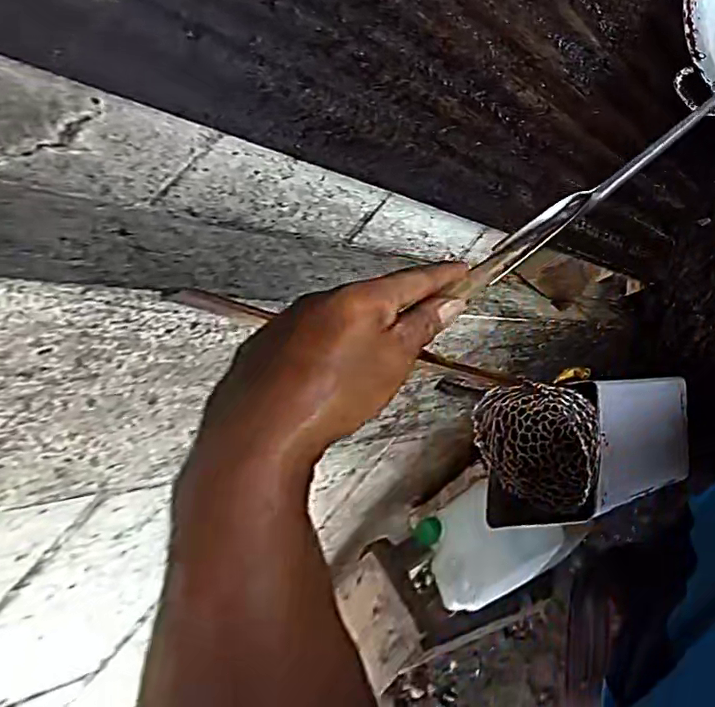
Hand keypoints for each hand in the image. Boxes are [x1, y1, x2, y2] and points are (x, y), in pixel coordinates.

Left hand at [191, 264, 469, 476]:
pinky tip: (339, 369)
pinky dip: (334, 342)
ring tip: (384, 352)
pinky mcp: (262, 350)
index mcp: (358, 298)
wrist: (255, 443)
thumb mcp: (397, 358)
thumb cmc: (326, 401)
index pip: (415, 278)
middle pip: (377, 294)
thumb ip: (425, 324)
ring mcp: (286, 325)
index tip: (459, 271)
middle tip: (432, 311)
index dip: (443, 275)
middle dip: (406, 301)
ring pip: (342, 314)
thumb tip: (447, 304)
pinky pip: (311, 334)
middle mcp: (319, 302)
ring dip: (369, 324)